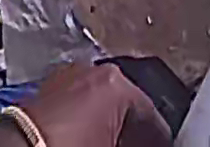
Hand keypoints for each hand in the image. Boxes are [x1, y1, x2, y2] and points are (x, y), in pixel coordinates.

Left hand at [2, 61, 171, 146]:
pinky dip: (87, 121)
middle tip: (134, 144)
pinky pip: (78, 105)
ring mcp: (69, 77)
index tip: (162, 145)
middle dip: (132, 131)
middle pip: (126, 104)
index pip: (152, 118)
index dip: (158, 138)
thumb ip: (137, 140)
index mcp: (116, 83)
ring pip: (100, 103)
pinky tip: (87, 139)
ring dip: (109, 125)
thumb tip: (148, 138)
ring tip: (111, 143)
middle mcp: (94, 70)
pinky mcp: (47, 90)